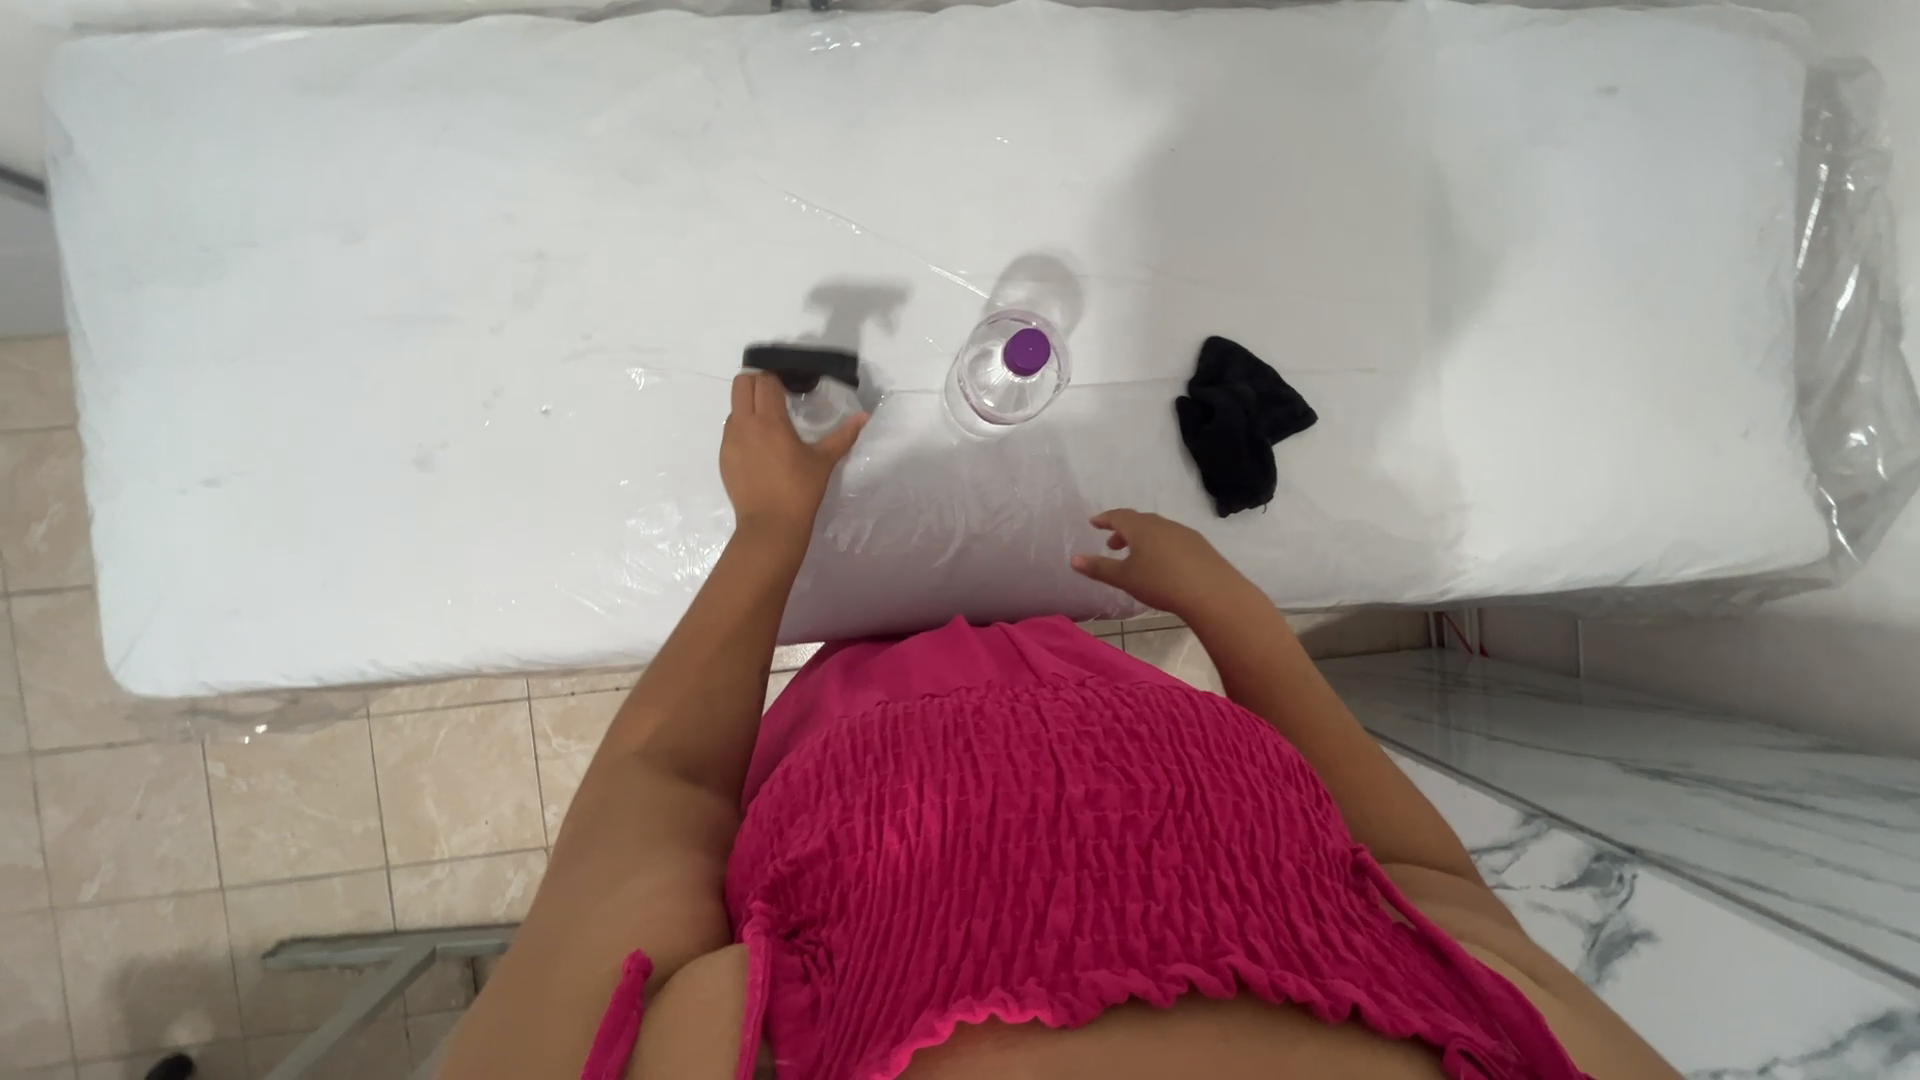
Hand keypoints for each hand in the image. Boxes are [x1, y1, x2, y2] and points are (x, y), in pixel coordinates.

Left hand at [720, 372, 866, 540]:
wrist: (770, 525)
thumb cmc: (800, 490)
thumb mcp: (824, 461)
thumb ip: (843, 435)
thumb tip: (864, 417)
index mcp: (770, 420)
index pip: (764, 380)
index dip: (776, 378)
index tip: (788, 386)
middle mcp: (744, 424)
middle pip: (741, 383)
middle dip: (756, 383)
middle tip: (775, 396)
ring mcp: (730, 440)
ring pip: (734, 407)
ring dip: (749, 406)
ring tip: (769, 425)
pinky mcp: (723, 457)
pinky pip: (731, 431)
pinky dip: (743, 429)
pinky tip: (760, 449)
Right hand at [1070, 509, 1246, 619]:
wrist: (1212, 592)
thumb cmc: (1161, 582)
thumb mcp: (1124, 578)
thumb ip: (1099, 568)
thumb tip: (1073, 559)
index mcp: (1141, 527)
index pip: (1118, 516)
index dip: (1105, 518)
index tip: (1094, 522)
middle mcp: (1162, 524)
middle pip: (1139, 521)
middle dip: (1123, 530)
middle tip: (1113, 544)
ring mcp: (1184, 533)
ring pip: (1158, 530)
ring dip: (1143, 539)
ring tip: (1137, 556)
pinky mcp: (1200, 546)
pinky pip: (1173, 539)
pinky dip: (1161, 545)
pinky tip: (1164, 564)